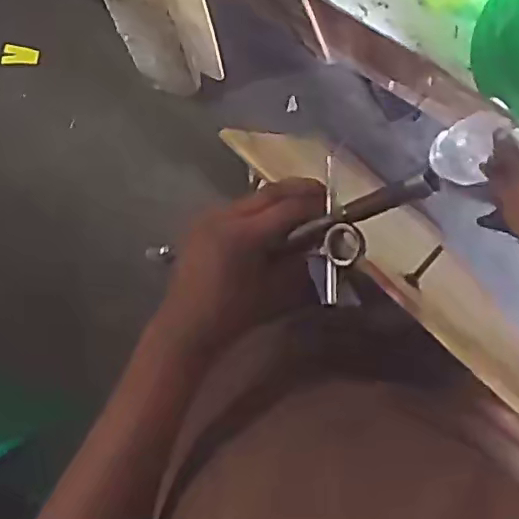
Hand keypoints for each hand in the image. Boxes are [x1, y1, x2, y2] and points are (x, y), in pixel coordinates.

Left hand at [155, 178, 326, 353]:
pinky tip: (271, 221)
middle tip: (322, 194)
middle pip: (269, 192)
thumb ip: (300, 261)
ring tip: (301, 206)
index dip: (314, 204)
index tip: (333, 205)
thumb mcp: (275, 291)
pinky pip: (238, 207)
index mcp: (243, 234)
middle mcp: (225, 215)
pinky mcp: (203, 222)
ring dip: (279, 198)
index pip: (287, 207)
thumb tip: (321, 240)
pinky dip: (259, 209)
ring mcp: (210, 215)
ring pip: (253, 197)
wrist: (185, 327)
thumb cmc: (232, 316)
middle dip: (299, 191)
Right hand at [484, 131, 518, 238]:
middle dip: (504, 160)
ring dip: (500, 183)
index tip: (497, 132)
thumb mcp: (512, 167)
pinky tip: (484, 213)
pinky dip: (501, 206)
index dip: (517, 134)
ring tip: (482, 184)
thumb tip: (499, 130)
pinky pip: (515, 204)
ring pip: (518, 183)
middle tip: (485, 158)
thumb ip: (505, 148)